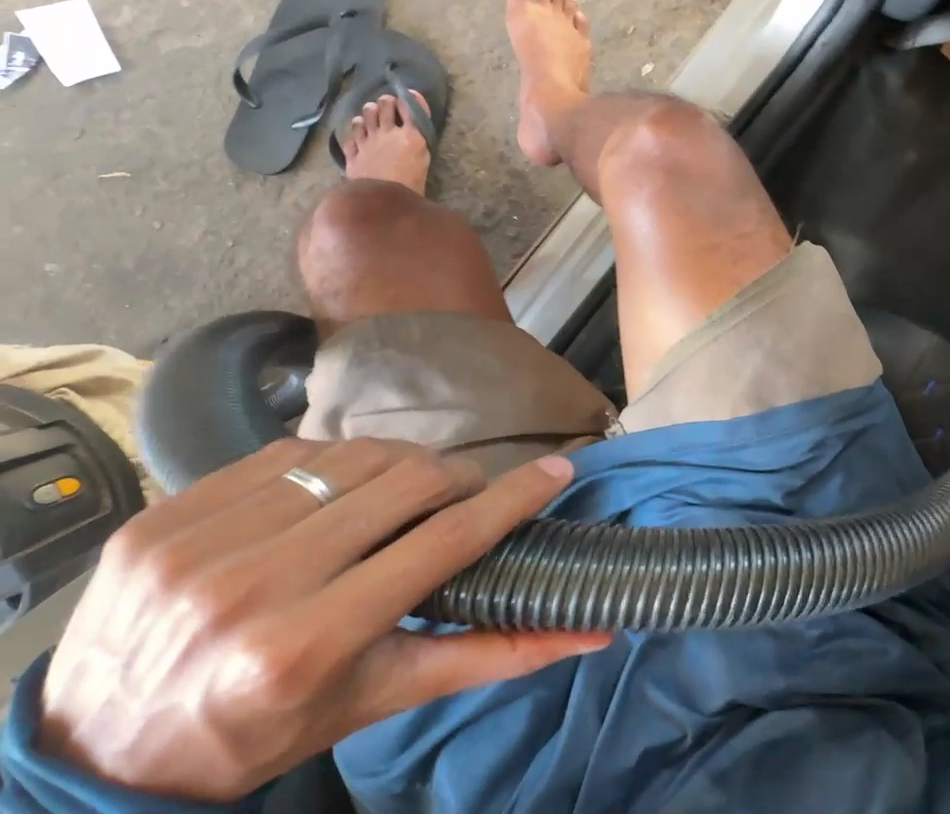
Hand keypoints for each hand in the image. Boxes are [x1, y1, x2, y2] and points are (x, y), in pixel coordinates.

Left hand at [37, 438, 609, 801]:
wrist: (100, 747)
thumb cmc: (264, 728)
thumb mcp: (382, 698)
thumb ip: (492, 656)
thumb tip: (595, 633)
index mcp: (310, 644)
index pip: (443, 542)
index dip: (512, 499)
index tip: (556, 470)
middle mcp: (251, 587)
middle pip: (404, 483)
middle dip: (458, 478)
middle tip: (470, 493)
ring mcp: (197, 545)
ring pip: (349, 457)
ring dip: (401, 463)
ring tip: (410, 487)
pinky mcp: (161, 518)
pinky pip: (285, 455)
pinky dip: (332, 463)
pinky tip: (338, 489)